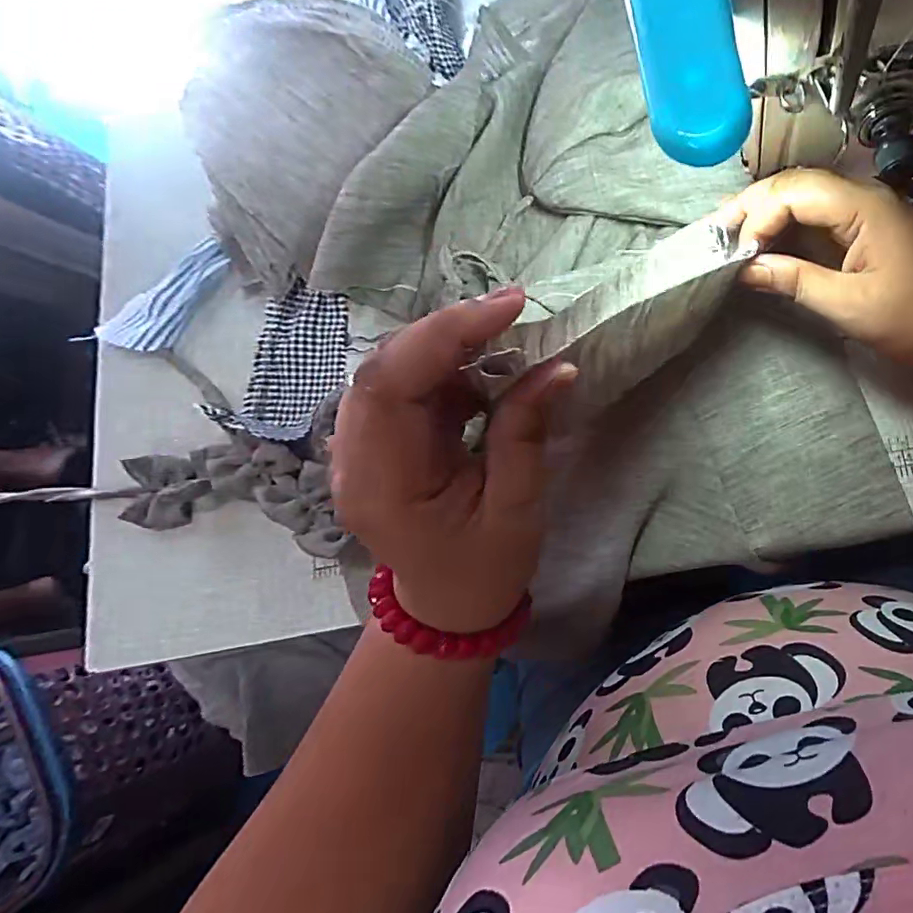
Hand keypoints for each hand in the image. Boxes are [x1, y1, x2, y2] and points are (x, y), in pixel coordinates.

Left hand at [330, 288, 576, 632]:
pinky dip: (454, 364)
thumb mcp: (517, 508)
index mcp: (379, 483)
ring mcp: (365, 445)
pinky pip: (413, 384)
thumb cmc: (486, 568)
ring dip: (453, 343)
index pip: (390, 386)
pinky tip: (492, 364)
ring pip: (397, 368)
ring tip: (510, 332)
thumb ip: (525, 435)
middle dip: (450, 329)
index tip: (509, 307)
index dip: (444, 334)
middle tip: (514, 308)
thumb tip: (558, 368)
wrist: (449, 606)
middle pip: (385, 367)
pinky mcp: (387, 438)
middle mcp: (355, 456)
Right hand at [722, 168, 912, 380]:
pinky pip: (820, 217)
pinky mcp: (867, 230)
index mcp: (864, 206)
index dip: (758, 215)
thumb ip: (795, 281)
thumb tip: (746, 268)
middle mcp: (865, 197)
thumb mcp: (850, 306)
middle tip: (716, 233)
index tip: (735, 250)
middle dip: (754, 206)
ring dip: (768, 214)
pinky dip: (789, 228)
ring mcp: (868, 211)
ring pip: (806, 199)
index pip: (795, 192)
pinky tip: (766, 241)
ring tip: (731, 233)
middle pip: (797, 186)